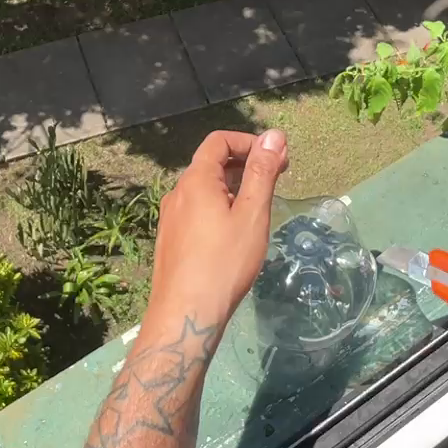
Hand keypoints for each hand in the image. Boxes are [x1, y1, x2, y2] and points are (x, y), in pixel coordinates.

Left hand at [146, 130, 288, 327]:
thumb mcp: (252, 214)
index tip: (276, 159)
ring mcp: (170, 217)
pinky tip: (234, 231)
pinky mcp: (170, 238)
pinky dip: (218, 206)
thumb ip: (262, 172)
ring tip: (259, 207)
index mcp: (195, 180)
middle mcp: (177, 192)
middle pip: (211, 163)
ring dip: (233, 187)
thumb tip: (274, 135)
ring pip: (203, 188)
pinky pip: (196, 209)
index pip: (218, 141)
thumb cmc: (224, 261)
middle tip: (276, 179)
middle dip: (245, 164)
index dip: (249, 143)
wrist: (186, 313)